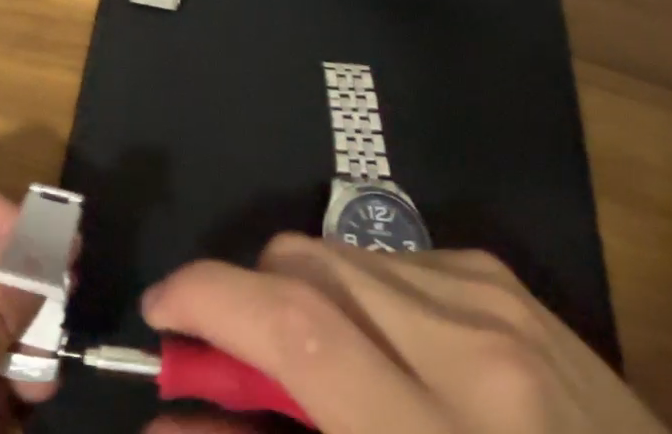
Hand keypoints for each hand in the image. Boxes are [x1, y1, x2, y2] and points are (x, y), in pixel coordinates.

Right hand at [142, 235, 665, 433]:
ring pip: (342, 254)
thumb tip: (170, 424)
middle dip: (246, 297)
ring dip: (299, 296)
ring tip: (314, 363)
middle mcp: (472, 344)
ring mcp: (499, 302)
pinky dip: (354, 291)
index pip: (297, 327)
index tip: (160, 316)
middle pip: (309, 264)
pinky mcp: (511, 283)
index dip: (207, 301)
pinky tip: (379, 348)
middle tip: (237, 363)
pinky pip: (391, 260)